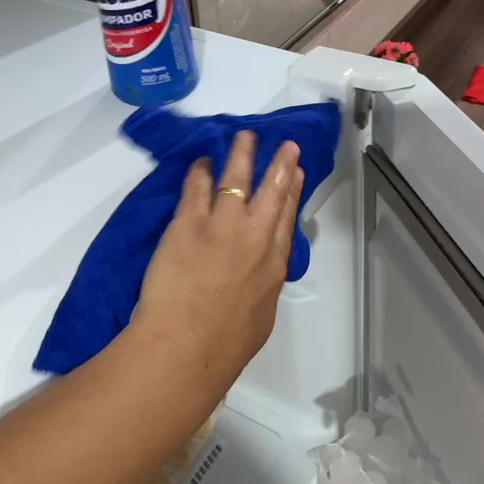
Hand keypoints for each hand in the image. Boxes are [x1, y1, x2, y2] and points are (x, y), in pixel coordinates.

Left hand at [129, 131, 302, 379]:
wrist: (186, 346)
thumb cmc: (224, 346)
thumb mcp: (261, 318)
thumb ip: (264, 289)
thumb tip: (262, 278)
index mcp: (274, 265)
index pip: (286, 218)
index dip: (293, 192)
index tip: (297, 173)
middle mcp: (254, 238)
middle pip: (271, 191)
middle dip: (279, 165)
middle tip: (285, 144)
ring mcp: (221, 226)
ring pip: (236, 180)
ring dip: (241, 155)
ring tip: (243, 136)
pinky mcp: (187, 224)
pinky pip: (197, 189)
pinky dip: (200, 172)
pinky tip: (201, 161)